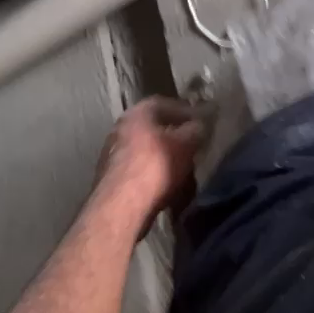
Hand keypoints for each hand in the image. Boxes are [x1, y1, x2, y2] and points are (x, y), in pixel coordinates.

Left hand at [95, 96, 205, 230]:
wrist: (120, 208)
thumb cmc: (155, 167)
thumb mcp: (185, 145)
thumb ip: (195, 130)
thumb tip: (200, 124)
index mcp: (138, 112)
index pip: (168, 104)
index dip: (187, 113)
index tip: (202, 124)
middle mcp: (122, 127)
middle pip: (155, 128)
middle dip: (176, 138)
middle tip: (193, 148)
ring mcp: (113, 153)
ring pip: (147, 151)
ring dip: (165, 158)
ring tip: (184, 171)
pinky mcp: (111, 178)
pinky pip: (139, 171)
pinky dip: (153, 175)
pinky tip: (167, 187)